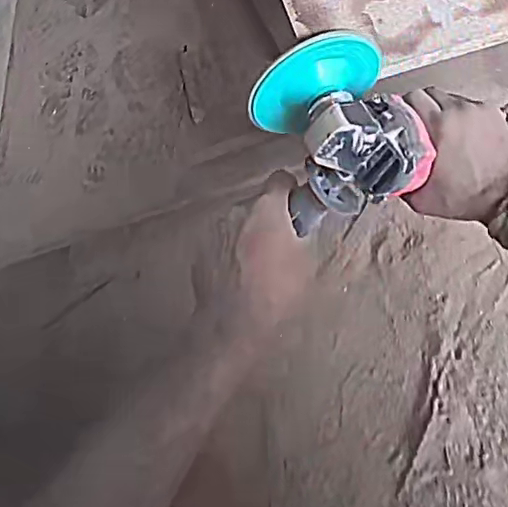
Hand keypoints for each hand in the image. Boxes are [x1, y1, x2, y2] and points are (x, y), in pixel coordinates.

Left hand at [217, 172, 313, 337]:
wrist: (231, 328)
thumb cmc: (276, 295)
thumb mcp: (305, 264)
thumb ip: (303, 234)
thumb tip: (303, 223)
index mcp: (267, 208)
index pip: (280, 178)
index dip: (291, 190)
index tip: (297, 206)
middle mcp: (238, 210)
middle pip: (258, 202)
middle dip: (269, 216)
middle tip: (281, 242)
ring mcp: (216, 228)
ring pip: (239, 221)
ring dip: (248, 233)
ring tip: (257, 264)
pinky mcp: (201, 249)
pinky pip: (223, 241)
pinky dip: (230, 250)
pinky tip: (238, 275)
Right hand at [400, 88, 507, 221]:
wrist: (507, 197)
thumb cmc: (466, 197)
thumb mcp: (422, 198)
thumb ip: (399, 180)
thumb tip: (383, 170)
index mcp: (438, 124)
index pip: (412, 97)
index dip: (402, 106)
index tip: (399, 116)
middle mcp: (457, 110)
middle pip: (428, 93)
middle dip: (420, 106)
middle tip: (418, 124)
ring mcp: (477, 109)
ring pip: (448, 98)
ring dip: (441, 109)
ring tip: (442, 128)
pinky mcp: (492, 111)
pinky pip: (468, 104)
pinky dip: (462, 114)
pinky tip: (462, 131)